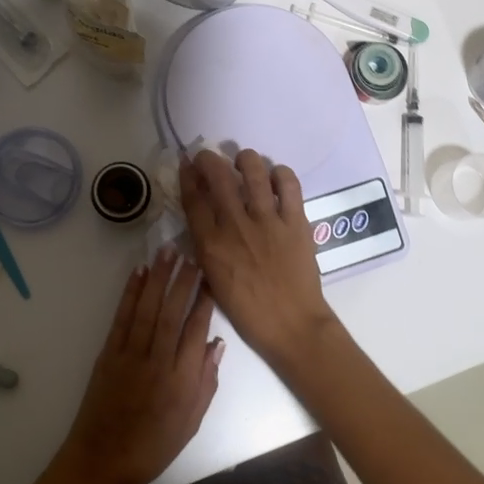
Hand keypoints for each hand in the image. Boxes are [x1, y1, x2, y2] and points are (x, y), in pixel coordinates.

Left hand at [54, 247, 222, 483]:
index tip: (212, 278)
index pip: (196, 331)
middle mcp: (156, 363)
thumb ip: (206, 382)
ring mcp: (129, 356)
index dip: (205, 302)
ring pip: (147, 308)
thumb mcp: (191, 423)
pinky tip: (139, 272)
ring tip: (169, 250)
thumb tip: (218, 343)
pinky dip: (130, 293)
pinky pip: (122, 317)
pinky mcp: (108, 354)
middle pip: (172, 313)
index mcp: (181, 382)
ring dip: (158, 277)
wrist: (102, 461)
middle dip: (184, 280)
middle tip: (193, 253)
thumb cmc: (152, 447)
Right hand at [180, 149, 337, 366]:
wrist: (292, 325)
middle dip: (209, 159)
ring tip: (243, 162)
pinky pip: (288, 184)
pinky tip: (275, 178)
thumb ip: (207, 247)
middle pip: (217, 176)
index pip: (193, 198)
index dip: (188, 176)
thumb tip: (205, 220)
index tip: (187, 164)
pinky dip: (280, 174)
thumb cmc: (248, 311)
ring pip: (253, 170)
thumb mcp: (214, 279)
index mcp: (211, 244)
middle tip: (209, 158)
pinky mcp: (295, 221)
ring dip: (244, 159)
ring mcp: (267, 221)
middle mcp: (235, 225)